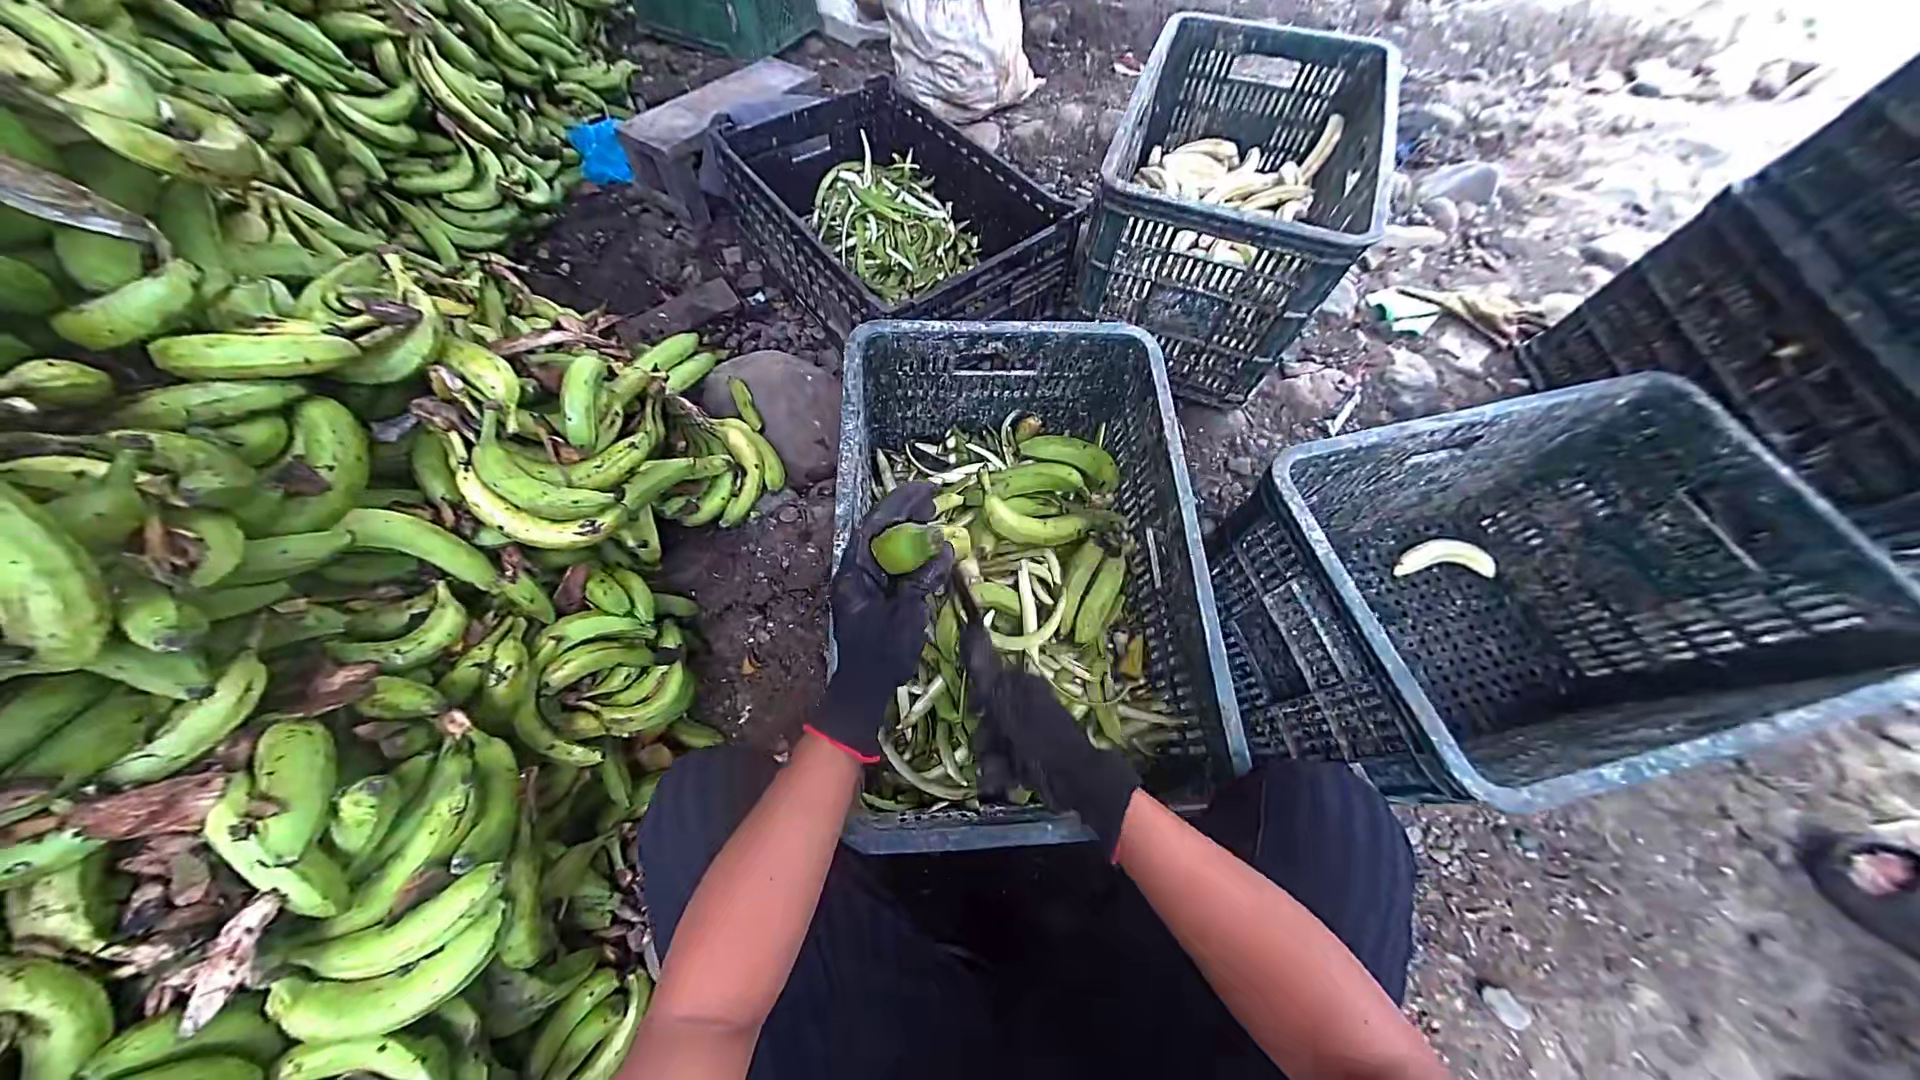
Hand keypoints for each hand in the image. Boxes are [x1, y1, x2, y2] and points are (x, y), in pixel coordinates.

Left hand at [812, 482, 953, 762]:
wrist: (865, 688)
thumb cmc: (883, 654)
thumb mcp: (907, 614)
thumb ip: (923, 579)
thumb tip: (943, 547)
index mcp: (855, 572)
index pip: (875, 526)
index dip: (900, 504)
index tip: (926, 491)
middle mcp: (856, 571)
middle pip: (880, 530)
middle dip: (906, 512)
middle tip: (934, 500)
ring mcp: (866, 582)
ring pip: (887, 545)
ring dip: (910, 530)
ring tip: (934, 517)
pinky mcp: (877, 593)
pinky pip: (894, 564)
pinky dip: (912, 553)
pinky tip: (930, 549)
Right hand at [963, 619, 1138, 855]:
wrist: (1072, 778)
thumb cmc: (1039, 735)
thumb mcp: (1007, 700)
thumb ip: (986, 669)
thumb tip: (972, 624)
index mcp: (1023, 685)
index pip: (987, 685)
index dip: (977, 702)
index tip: (975, 713)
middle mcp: (1025, 704)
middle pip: (988, 717)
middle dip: (985, 736)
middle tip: (991, 746)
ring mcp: (1028, 732)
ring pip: (993, 742)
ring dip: (992, 757)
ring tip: (1001, 769)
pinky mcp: (1030, 757)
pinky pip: (1004, 761)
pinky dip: (1002, 772)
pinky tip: (1008, 779)